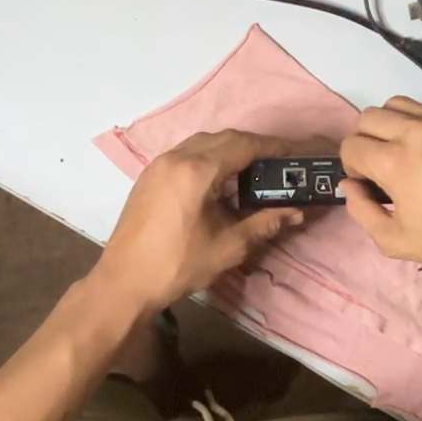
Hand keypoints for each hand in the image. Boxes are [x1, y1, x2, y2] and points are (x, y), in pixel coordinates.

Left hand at [92, 130, 302, 314]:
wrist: (124, 281)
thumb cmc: (178, 265)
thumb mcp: (228, 246)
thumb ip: (264, 223)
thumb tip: (296, 212)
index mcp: (197, 170)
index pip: (243, 145)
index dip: (271, 147)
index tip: (291, 154)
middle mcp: (176, 158)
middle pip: (222, 138)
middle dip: (252, 146)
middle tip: (275, 163)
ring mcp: (159, 165)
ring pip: (201, 143)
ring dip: (228, 149)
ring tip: (250, 170)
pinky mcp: (149, 176)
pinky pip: (185, 154)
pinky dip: (207, 157)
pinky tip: (218, 180)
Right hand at [339, 98, 421, 284]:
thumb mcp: (395, 241)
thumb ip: (361, 211)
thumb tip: (350, 186)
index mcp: (395, 162)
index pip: (351, 145)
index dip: (352, 166)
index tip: (367, 183)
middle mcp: (416, 132)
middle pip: (368, 117)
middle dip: (363, 140)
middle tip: (378, 165)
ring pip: (396, 104)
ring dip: (388, 125)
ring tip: (401, 151)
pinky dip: (417, 125)